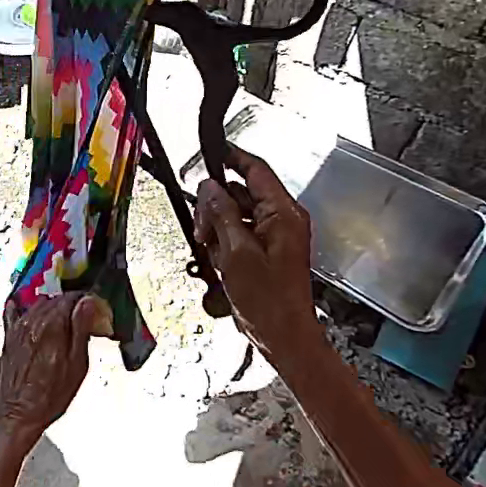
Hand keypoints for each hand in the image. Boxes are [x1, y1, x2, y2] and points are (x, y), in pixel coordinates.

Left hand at [0, 293, 95, 452]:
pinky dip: (25, 308)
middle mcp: (33, 321)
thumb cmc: (49, 396)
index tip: (94, 310)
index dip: (86, 302)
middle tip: (83, 318)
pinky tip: (32, 312)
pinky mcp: (9, 335)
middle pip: (56, 299)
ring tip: (63, 321)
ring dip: (53, 307)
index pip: (72, 297)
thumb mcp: (77, 365)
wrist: (19, 413)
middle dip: (71, 305)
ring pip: (39, 304)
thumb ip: (81, 328)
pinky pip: (15, 311)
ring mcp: (19, 327)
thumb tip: (88, 302)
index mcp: (53, 325)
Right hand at [195, 144, 317, 358]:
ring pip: (235, 212)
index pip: (256, 170)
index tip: (211, 150)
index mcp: (283, 214)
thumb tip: (209, 187)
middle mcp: (282, 219)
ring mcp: (274, 234)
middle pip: (240, 192)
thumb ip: (222, 214)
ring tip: (210, 248)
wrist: (283, 336)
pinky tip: (220, 259)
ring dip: (217, 225)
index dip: (232, 157)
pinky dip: (224, 240)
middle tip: (202, 226)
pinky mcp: (265, 249)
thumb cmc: (268, 300)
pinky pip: (238, 231)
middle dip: (215, 205)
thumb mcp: (237, 253)